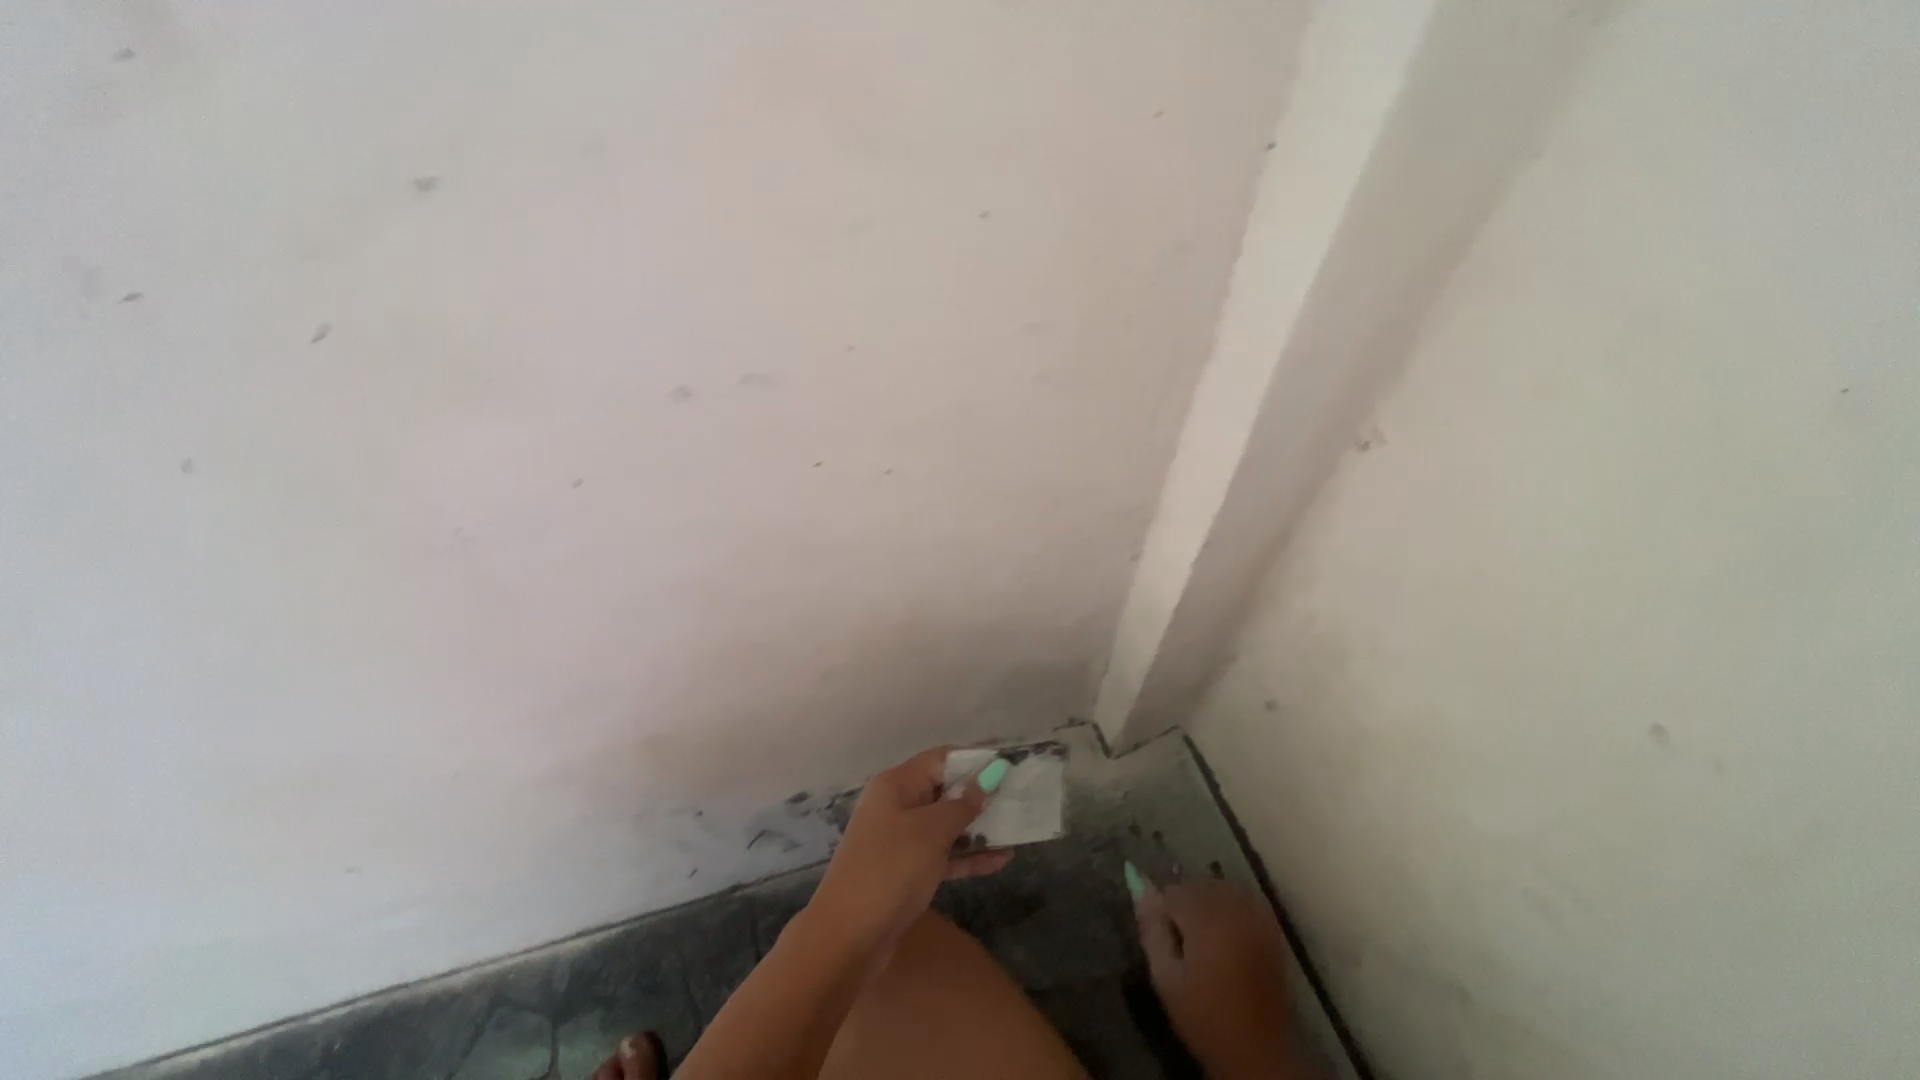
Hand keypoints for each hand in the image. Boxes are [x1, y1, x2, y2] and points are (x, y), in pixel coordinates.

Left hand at [806, 747, 1012, 948]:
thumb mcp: (930, 831)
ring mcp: (901, 841)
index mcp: (895, 786)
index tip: (1009, 769)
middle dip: (980, 796)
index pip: (939, 760)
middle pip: (944, 791)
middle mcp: (896, 807)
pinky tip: (1002, 860)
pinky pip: (944, 855)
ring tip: (1017, 830)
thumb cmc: (890, 870)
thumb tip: (986, 780)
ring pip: (946, 825)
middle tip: (1018, 801)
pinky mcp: (907, 872)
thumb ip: (962, 804)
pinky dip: (969, 856)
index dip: (973, 762)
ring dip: (979, 828)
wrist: (849, 936)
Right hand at [1136, 877, 1311, 1079]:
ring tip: (1201, 939)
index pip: (1173, 891)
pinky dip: (1228, 907)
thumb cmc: (1204, 1018)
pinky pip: (1243, 900)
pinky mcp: (1271, 928)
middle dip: (1184, 904)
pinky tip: (1224, 934)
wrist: (1257, 1050)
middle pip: (1198, 885)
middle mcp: (1234, 909)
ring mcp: (1257, 917)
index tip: (1161, 939)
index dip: (1161, 912)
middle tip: (1179, 941)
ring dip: (1206, 903)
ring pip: (1220, 889)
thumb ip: (1152, 928)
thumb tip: (1140, 886)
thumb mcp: (1165, 977)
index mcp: (1207, 920)